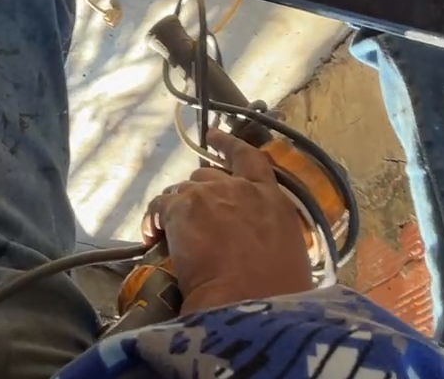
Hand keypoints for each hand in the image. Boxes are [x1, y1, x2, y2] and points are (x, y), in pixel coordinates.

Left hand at [144, 131, 316, 312]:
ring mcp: (207, 195)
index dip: (228, 144)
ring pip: (182, 190)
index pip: (249, 158)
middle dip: (199, 195)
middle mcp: (238, 188)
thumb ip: (271, 232)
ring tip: (174, 234)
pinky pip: (159, 206)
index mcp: (271, 198)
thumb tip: (257, 239)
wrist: (251, 308)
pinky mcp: (181, 208)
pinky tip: (153, 236)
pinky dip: (154, 219)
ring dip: (178, 208)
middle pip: (208, 177)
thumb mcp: (291, 255)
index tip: (212, 135)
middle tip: (196, 221)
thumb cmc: (278, 295)